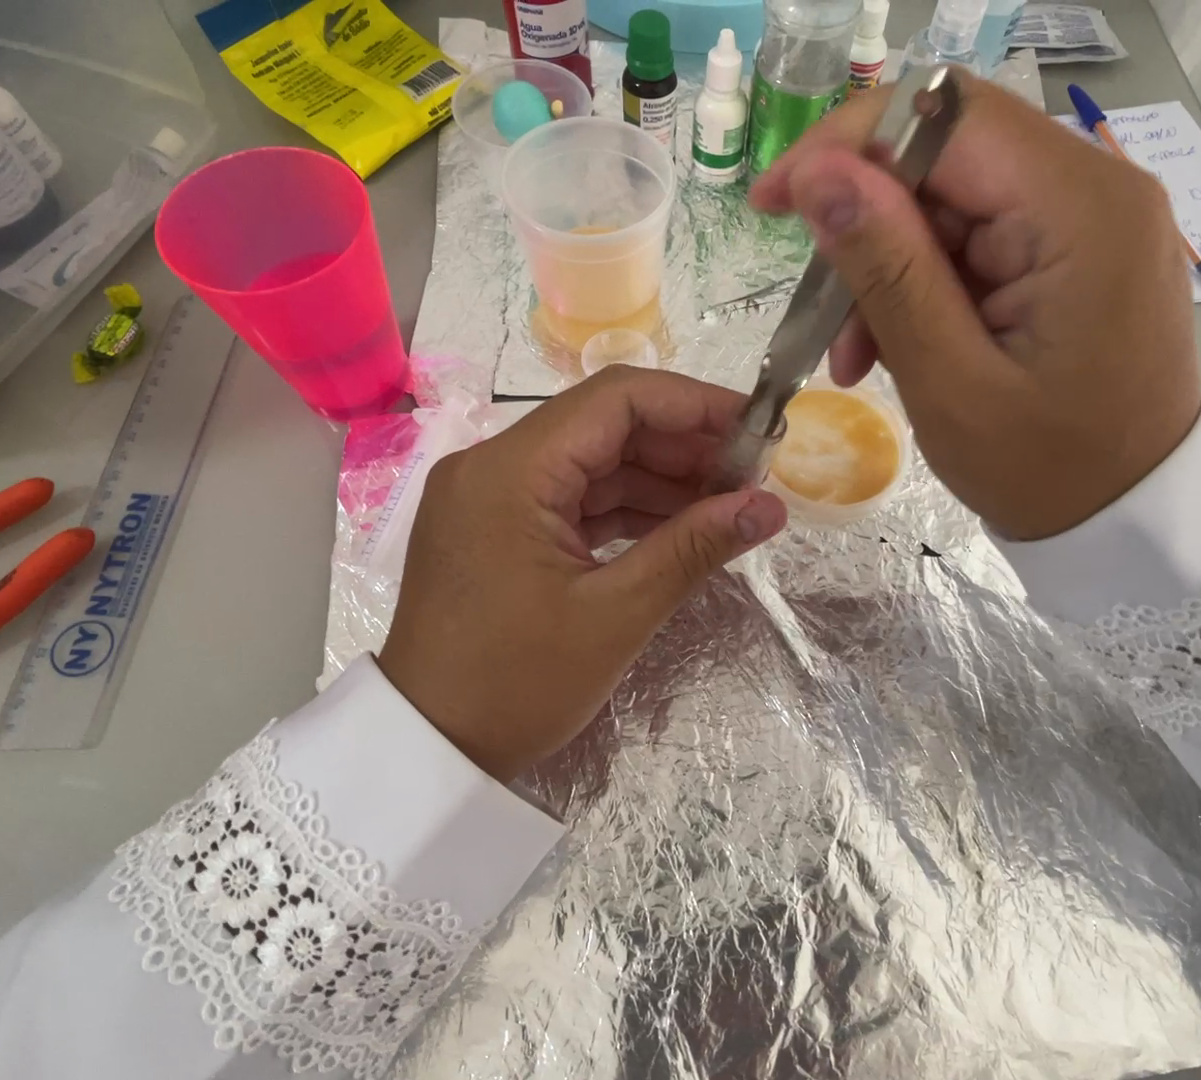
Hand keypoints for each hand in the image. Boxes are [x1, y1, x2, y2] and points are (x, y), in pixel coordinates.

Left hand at [377, 367, 787, 781]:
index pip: (616, 399)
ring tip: (727, 507)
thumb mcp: (616, 615)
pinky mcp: (496, 529)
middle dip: (683, 447)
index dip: (695, 404)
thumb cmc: (516, 685)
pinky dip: (624, 510)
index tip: (758, 428)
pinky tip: (677, 528)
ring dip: (659, 481)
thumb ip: (694, 548)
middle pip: (605, 428)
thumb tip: (771, 507)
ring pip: (591, 464)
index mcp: (511, 470)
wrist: (429, 749)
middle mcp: (493, 466)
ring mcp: (491, 498)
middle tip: (752, 478)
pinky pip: (571, 500)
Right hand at [750, 77, 1200, 539]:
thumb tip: (818, 176)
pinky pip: (980, 240)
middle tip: (824, 319)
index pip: (943, 118)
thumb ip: (886, 270)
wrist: (1131, 516)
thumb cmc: (1045, 470)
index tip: (773, 203)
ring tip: (858, 356)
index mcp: (1080, 209)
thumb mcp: (948, 380)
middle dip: (868, 230)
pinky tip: (903, 346)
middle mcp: (1098, 187)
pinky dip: (927, 286)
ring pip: (953, 204)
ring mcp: (1094, 217)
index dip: (845, 145)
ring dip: (890, 270)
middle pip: (946, 160)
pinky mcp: (1080, 249)